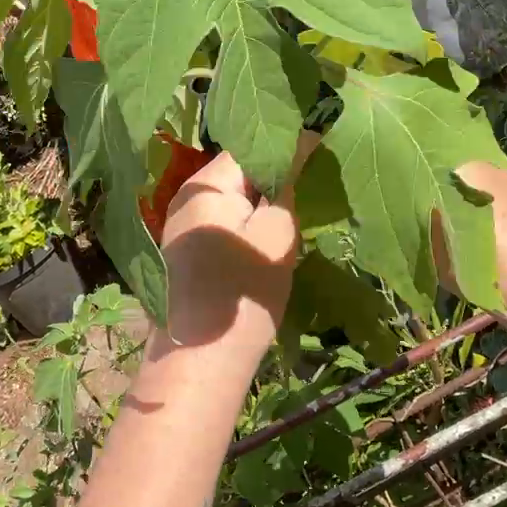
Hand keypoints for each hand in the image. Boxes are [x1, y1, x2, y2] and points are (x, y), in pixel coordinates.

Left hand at [159, 136, 315, 353]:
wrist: (199, 364)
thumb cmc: (243, 293)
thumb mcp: (277, 233)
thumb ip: (288, 183)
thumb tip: (304, 142)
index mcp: (206, 183)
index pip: (253, 146)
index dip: (289, 148)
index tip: (323, 156)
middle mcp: (187, 195)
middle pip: (241, 170)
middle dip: (277, 176)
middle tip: (316, 185)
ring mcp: (183, 224)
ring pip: (234, 197)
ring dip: (264, 201)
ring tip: (299, 209)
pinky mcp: (187, 250)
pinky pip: (224, 219)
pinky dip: (248, 222)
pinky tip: (270, 237)